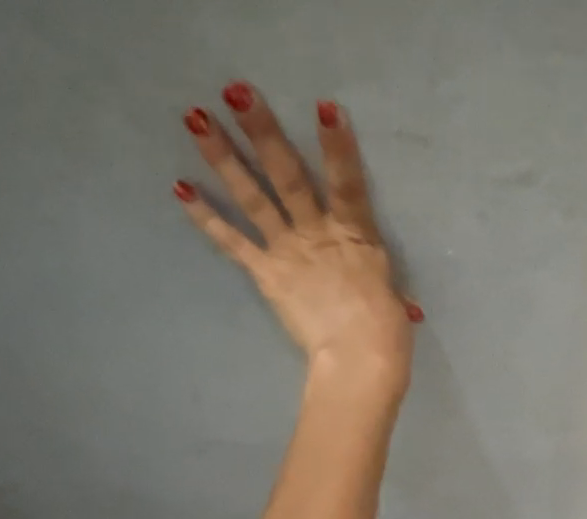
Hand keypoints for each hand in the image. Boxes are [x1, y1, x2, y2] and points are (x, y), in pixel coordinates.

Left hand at [175, 81, 417, 397]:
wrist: (359, 358)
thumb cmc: (387, 331)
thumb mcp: (394, 297)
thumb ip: (383, 286)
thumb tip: (404, 307)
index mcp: (357, 235)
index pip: (348, 181)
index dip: (337, 145)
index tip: (324, 106)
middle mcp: (318, 233)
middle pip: (289, 175)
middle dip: (263, 132)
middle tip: (237, 92)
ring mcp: (289, 251)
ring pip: (254, 196)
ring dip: (224, 157)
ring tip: (196, 119)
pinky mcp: (266, 274)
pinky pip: (232, 242)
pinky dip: (206, 217)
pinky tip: (181, 188)